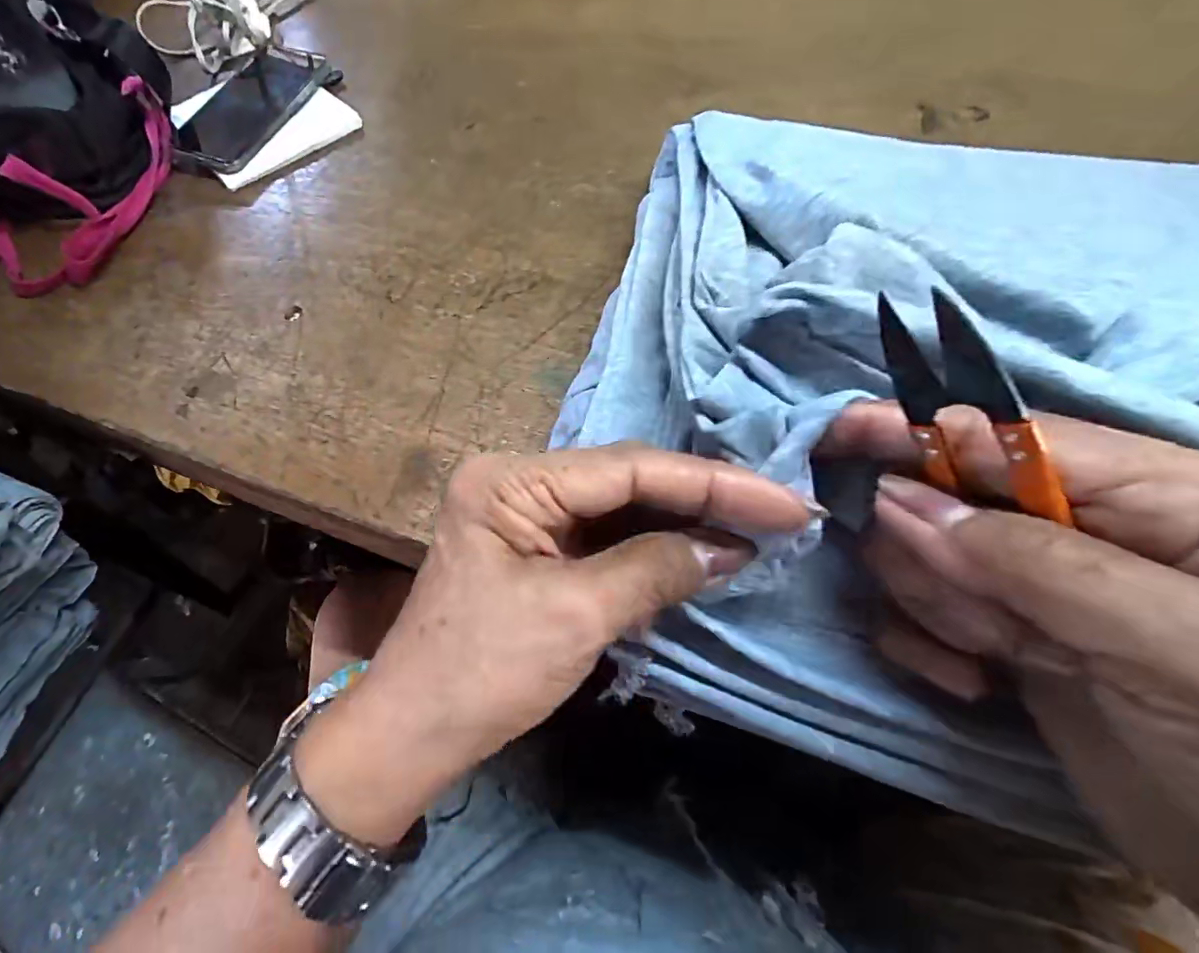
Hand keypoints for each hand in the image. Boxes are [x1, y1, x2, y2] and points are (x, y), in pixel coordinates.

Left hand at [293, 445, 812, 846]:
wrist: (415, 730)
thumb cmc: (483, 672)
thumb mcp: (575, 616)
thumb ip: (654, 569)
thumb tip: (730, 549)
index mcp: (511, 480)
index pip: (628, 467)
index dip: (711, 484)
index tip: (783, 502)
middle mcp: (516, 481)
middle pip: (626, 479)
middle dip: (703, 497)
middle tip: (780, 511)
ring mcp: (523, 513)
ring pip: (620, 506)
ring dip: (683, 521)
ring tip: (756, 528)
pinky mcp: (534, 548)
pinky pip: (604, 536)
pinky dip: (653, 547)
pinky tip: (701, 549)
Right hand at [823, 401, 1198, 952]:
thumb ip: (1044, 568)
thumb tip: (896, 499)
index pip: (1041, 444)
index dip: (938, 433)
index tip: (844, 433)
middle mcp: (1133, 538)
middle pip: (980, 502)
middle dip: (936, 537)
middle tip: (933, 592)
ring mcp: (1079, 600)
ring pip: (951, 560)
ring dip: (934, 597)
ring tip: (971, 650)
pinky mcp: (1039, 655)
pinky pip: (947, 619)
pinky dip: (930, 641)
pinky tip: (963, 680)